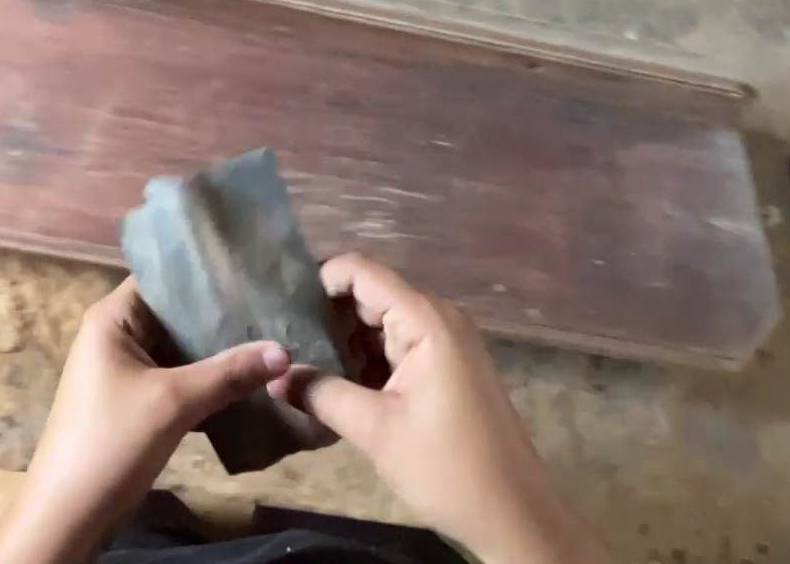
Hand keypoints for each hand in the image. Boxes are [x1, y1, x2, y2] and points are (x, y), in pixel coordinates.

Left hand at [0, 277, 290, 563]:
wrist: (66, 518)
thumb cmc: (111, 443)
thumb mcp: (174, 402)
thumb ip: (229, 373)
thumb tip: (285, 351)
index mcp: (112, 317)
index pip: (162, 277)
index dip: (203, 273)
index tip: (249, 272)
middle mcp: (115, 334)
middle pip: (173, 312)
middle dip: (217, 315)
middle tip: (268, 308)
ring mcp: (122, 369)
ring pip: (176, 346)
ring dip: (213, 349)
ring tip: (265, 338)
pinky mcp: (131, 399)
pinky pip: (174, 374)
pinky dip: (202, 377)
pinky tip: (242, 379)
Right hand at [270, 254, 608, 563]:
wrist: (516, 518)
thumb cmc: (448, 468)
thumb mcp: (375, 430)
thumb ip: (320, 393)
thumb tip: (273, 376)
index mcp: (425, 319)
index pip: (361, 271)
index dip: (319, 280)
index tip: (282, 304)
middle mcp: (437, 317)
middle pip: (369, 293)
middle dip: (327, 314)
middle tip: (284, 338)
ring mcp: (444, 340)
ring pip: (380, 321)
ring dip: (344, 339)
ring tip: (301, 359)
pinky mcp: (445, 365)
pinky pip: (396, 343)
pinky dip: (366, 357)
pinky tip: (336, 380)